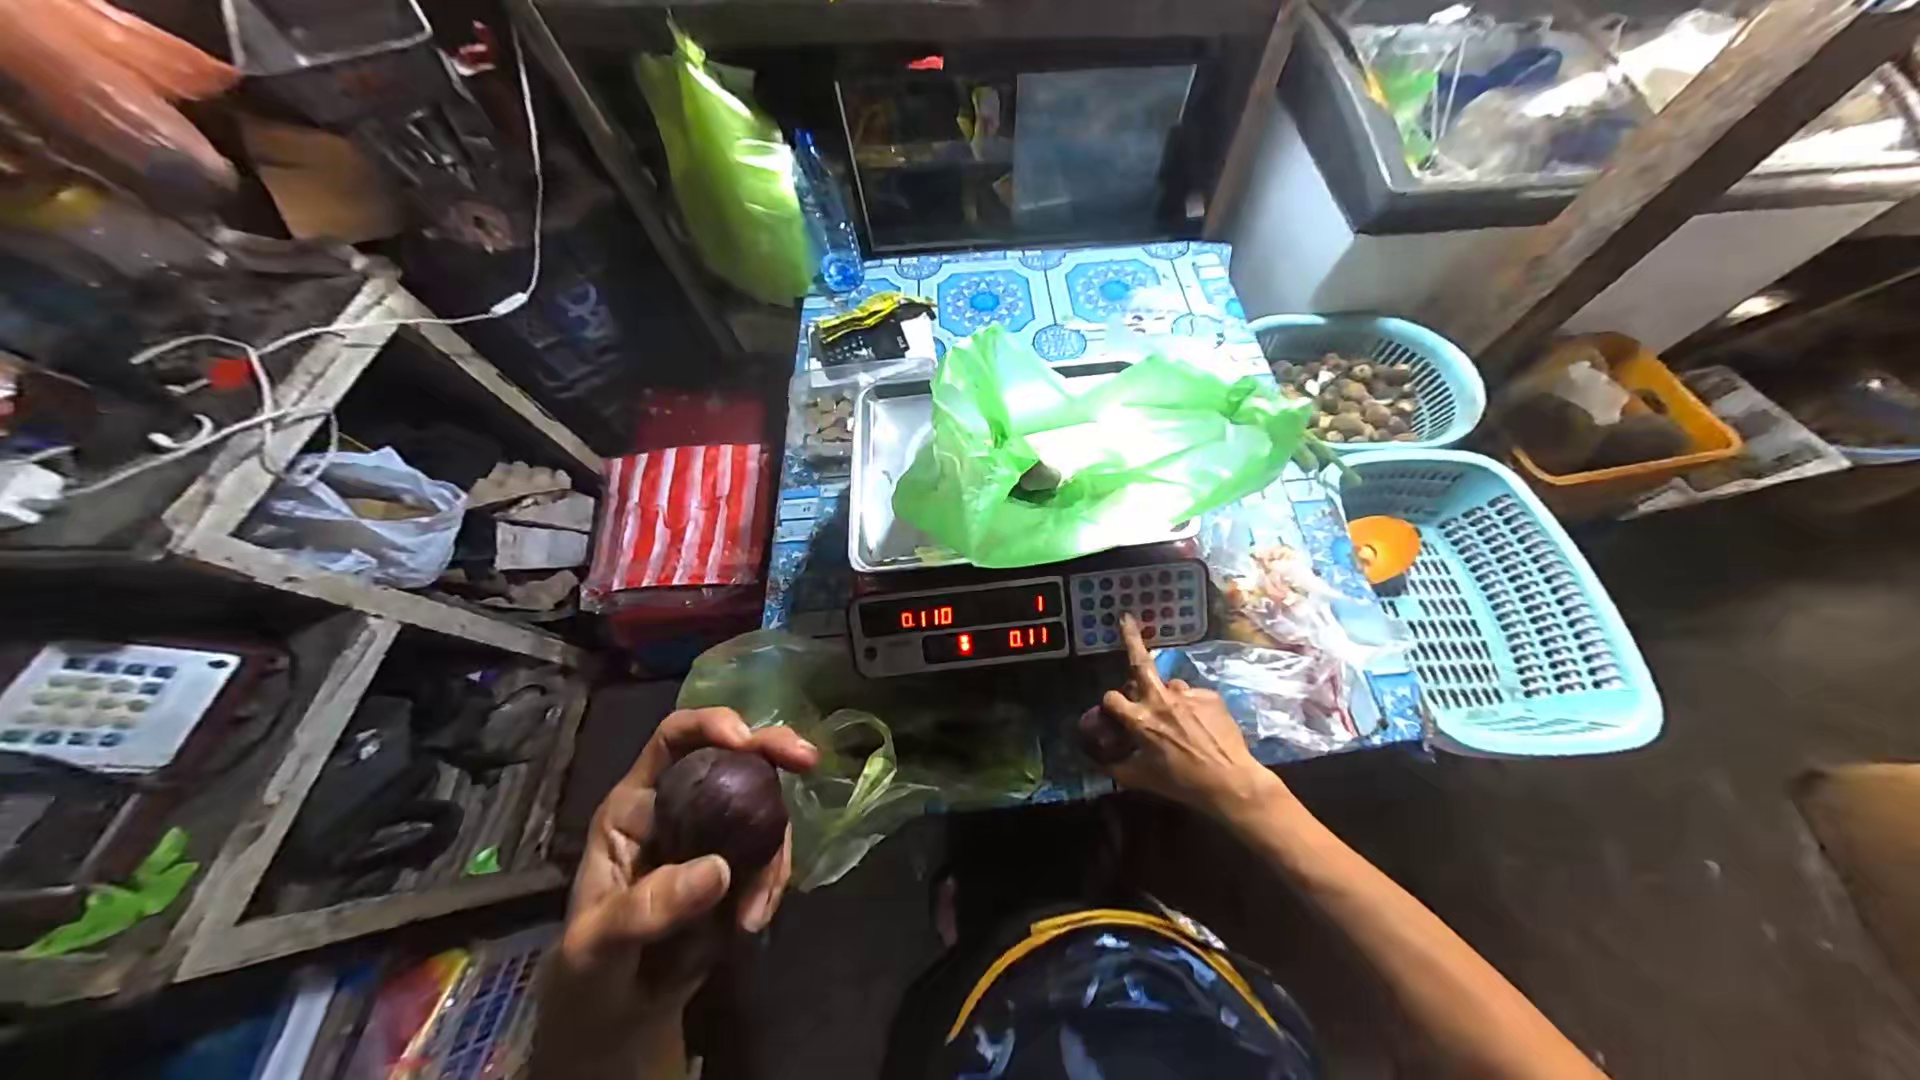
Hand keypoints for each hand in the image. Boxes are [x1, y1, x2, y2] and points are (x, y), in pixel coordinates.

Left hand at [534, 708, 816, 1079]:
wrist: (618, 1020)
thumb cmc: (588, 975)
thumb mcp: (596, 947)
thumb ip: (647, 907)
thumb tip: (719, 868)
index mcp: (638, 805)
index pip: (673, 740)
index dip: (709, 725)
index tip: (744, 740)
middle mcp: (682, 805)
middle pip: (734, 754)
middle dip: (773, 749)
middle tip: (807, 760)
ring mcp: (717, 833)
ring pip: (764, 806)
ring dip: (775, 850)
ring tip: (756, 910)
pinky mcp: (743, 865)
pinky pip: (773, 853)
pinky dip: (775, 881)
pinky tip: (755, 920)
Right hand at [1095, 614, 1281, 819]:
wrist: (1231, 782)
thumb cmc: (1181, 783)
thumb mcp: (1140, 778)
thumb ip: (1114, 765)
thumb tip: (1096, 759)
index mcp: (1140, 720)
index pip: (1111, 697)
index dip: (1109, 704)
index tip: (1113, 710)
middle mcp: (1161, 700)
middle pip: (1139, 661)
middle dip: (1130, 637)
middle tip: (1126, 619)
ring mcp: (1188, 695)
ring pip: (1169, 685)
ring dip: (1167, 696)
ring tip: (1180, 719)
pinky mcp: (1210, 696)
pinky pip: (1194, 695)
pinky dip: (1192, 706)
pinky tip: (1201, 725)